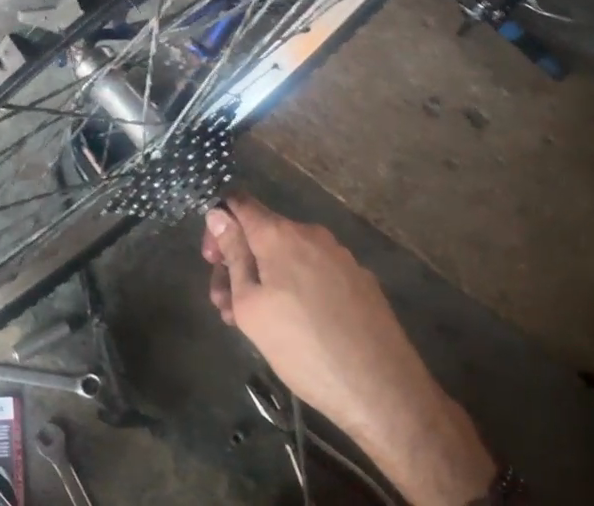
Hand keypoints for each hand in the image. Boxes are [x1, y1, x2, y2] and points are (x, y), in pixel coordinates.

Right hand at [204, 194, 495, 505]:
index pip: (240, 202)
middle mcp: (311, 234)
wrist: (381, 389)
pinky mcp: (360, 282)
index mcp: (280, 234)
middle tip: (224, 304)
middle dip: (238, 262)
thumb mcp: (250, 306)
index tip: (211, 258)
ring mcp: (340, 257)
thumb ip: (233, 256)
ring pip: (288, 256)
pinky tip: (292, 326)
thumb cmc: (301, 347)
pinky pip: (314, 272)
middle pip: (263, 234)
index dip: (219, 221)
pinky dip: (294, 288)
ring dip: (264, 279)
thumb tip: (218, 214)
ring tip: (253, 324)